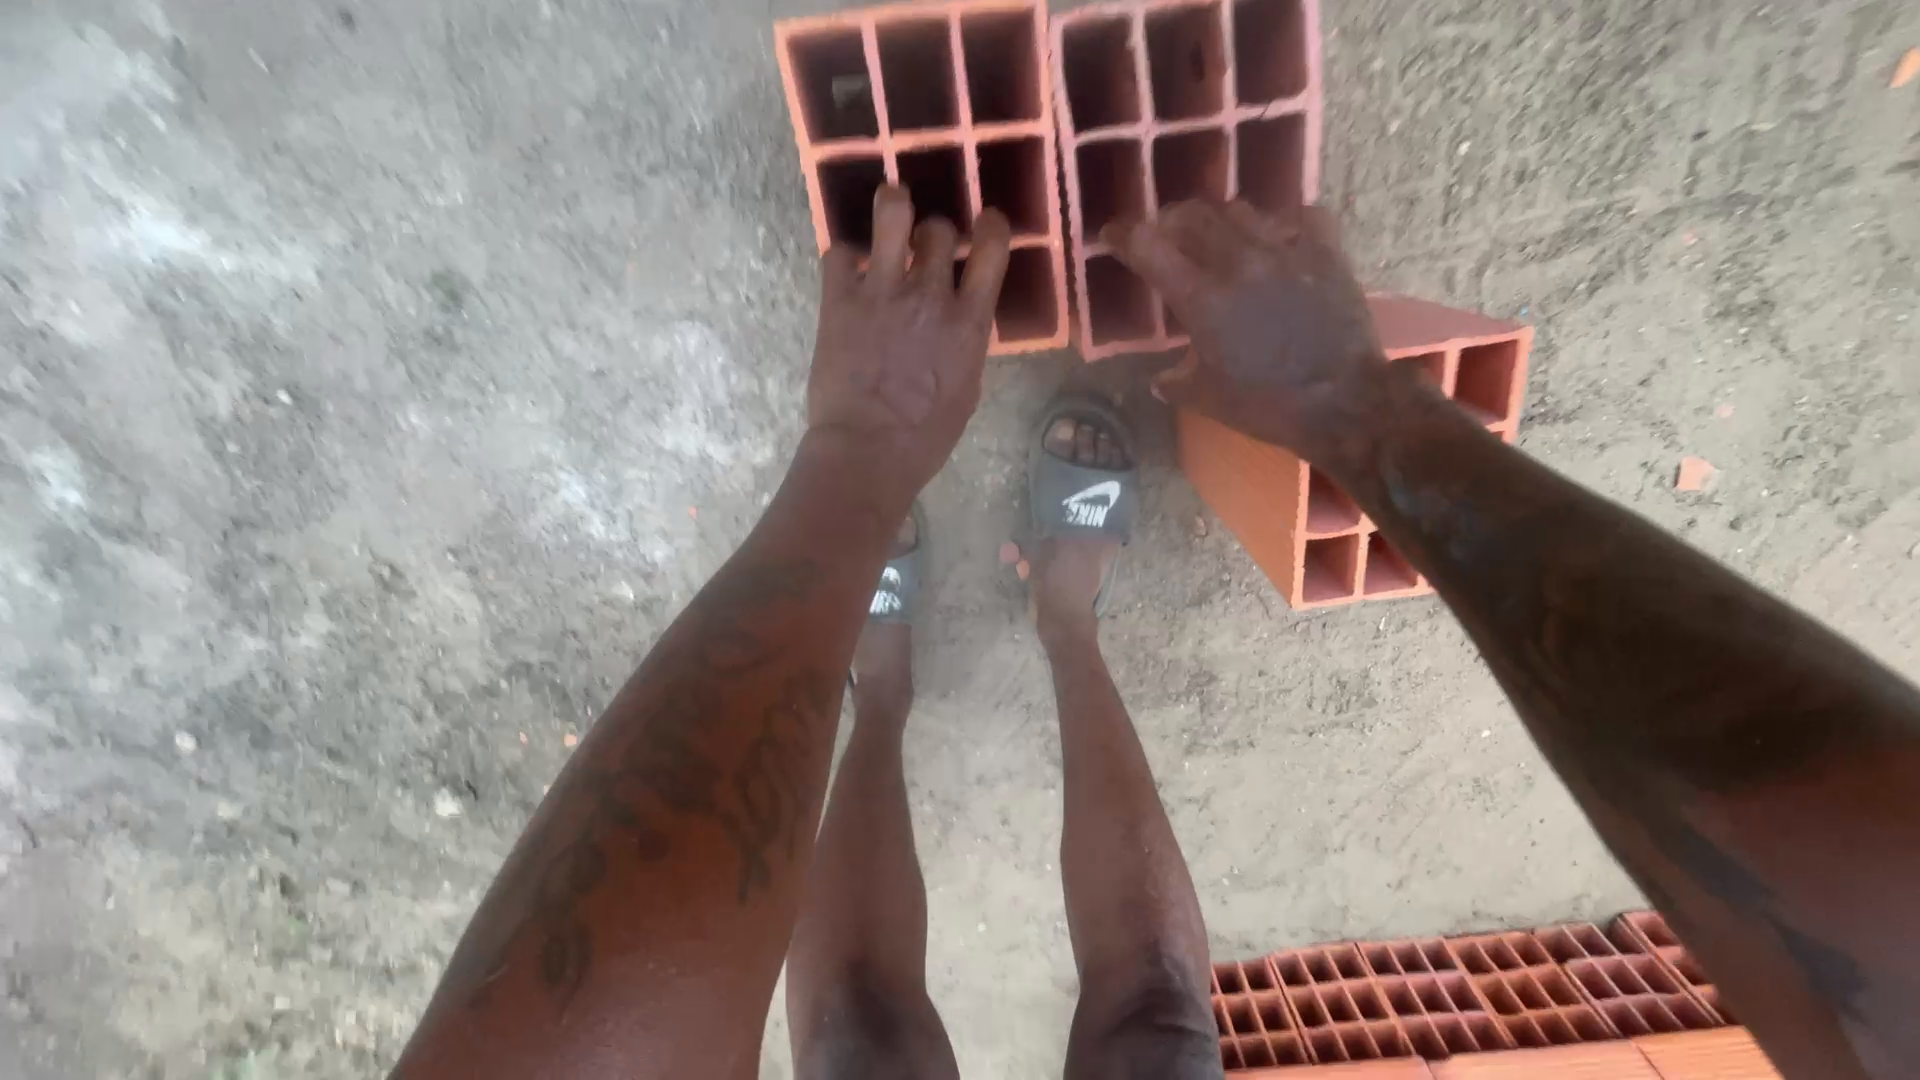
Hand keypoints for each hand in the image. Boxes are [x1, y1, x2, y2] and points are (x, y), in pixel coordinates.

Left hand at [806, 185, 1010, 509]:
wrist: (868, 451)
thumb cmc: (925, 438)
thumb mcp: (966, 391)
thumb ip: (965, 346)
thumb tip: (957, 325)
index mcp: (969, 323)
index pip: (993, 248)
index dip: (990, 227)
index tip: (984, 225)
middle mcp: (929, 295)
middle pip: (938, 230)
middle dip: (933, 234)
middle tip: (922, 249)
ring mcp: (881, 292)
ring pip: (892, 214)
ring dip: (892, 208)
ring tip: (889, 213)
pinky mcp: (838, 300)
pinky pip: (839, 252)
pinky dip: (844, 257)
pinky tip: (847, 273)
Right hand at [1104, 201, 1391, 461]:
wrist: (1344, 402)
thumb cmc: (1267, 406)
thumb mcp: (1207, 399)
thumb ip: (1176, 382)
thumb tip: (1160, 380)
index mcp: (1200, 298)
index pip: (1147, 246)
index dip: (1123, 235)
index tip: (1112, 235)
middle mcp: (1237, 261)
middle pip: (1191, 214)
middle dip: (1169, 221)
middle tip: (1166, 236)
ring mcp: (1285, 250)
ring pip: (1240, 208)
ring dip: (1220, 220)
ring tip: (1220, 238)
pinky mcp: (1326, 251)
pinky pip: (1299, 215)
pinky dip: (1283, 223)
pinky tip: (1280, 242)